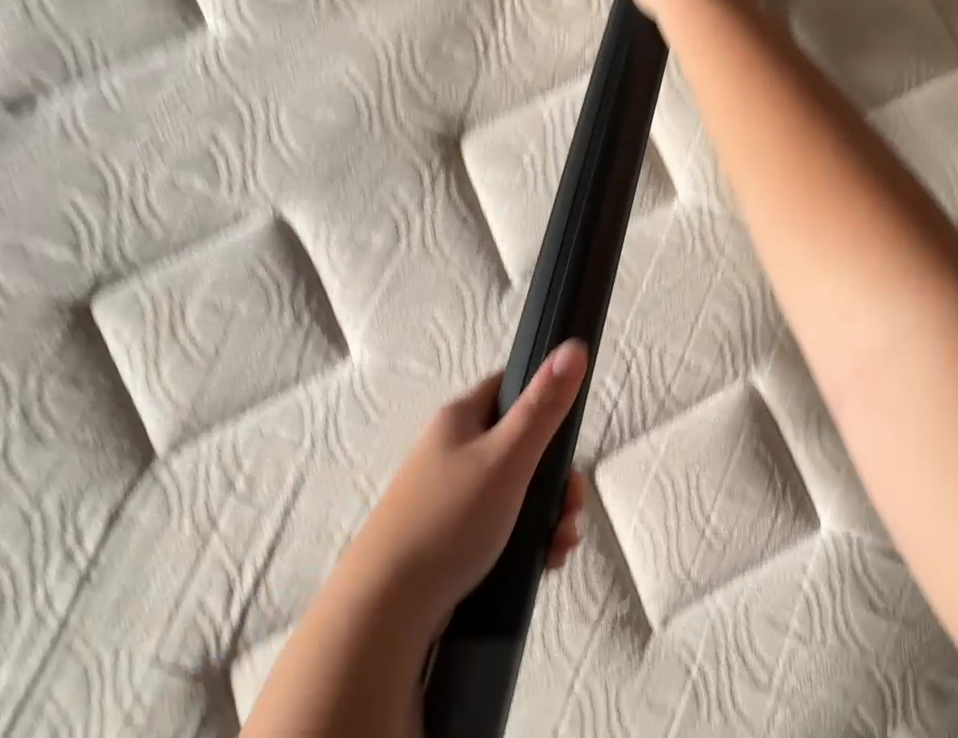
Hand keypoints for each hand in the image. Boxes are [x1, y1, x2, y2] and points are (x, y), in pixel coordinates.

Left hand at [344, 340, 591, 619]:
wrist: (385, 612)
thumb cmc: (448, 521)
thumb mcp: (506, 458)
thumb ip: (544, 406)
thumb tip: (573, 344)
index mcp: (461, 420)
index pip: (513, 387)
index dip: (548, 402)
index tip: (570, 437)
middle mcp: (456, 452)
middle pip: (528, 446)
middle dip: (560, 480)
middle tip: (571, 509)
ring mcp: (455, 497)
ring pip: (523, 492)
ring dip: (553, 515)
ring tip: (561, 546)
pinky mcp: (456, 538)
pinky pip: (509, 526)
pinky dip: (533, 540)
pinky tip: (546, 562)